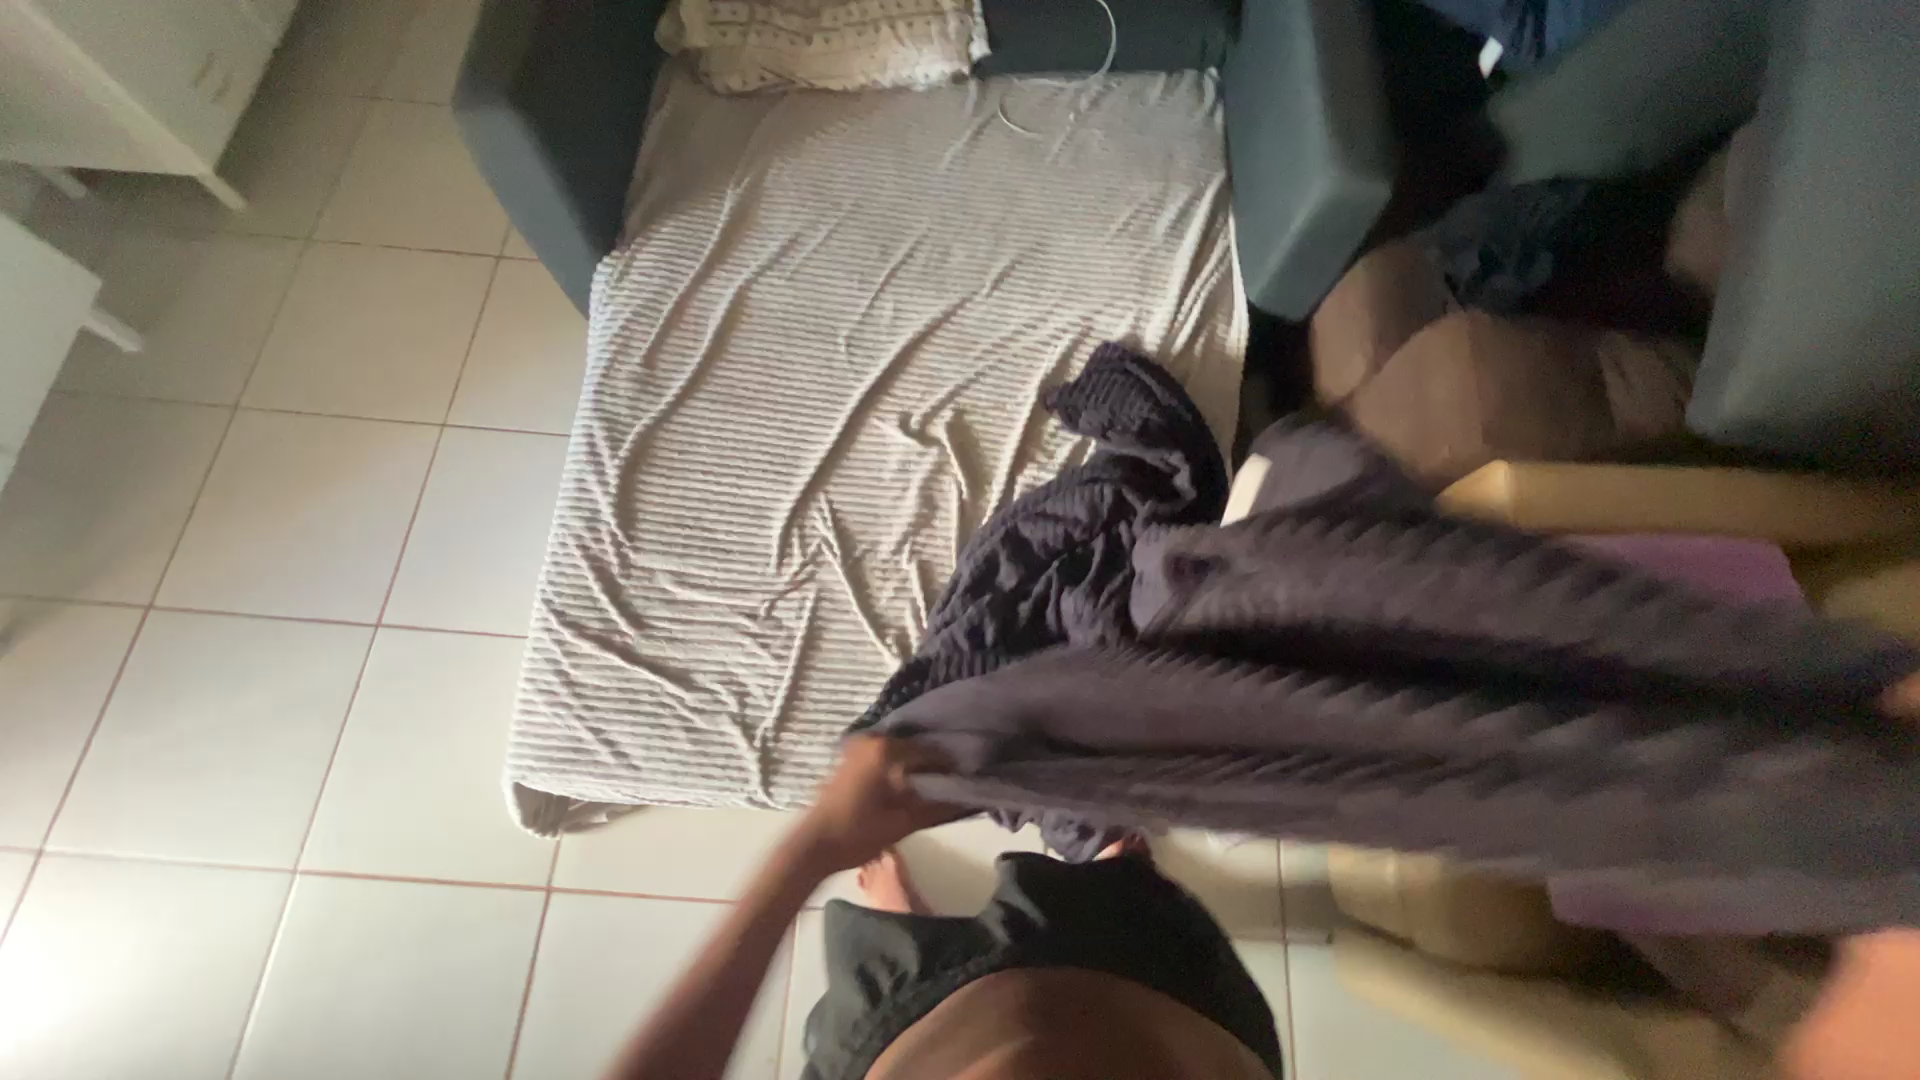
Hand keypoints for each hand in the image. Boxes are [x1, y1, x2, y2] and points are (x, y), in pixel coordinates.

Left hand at [791, 736, 959, 873]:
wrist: (812, 844)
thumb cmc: (857, 834)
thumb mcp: (901, 824)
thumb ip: (935, 809)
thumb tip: (965, 800)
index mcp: (886, 750)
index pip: (930, 750)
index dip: (949, 764)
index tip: (965, 776)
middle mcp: (872, 739)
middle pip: (913, 745)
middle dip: (932, 761)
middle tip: (952, 777)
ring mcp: (857, 746)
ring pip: (897, 749)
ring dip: (914, 762)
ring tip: (932, 781)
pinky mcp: (848, 757)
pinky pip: (882, 753)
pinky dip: (896, 763)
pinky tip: (906, 782)